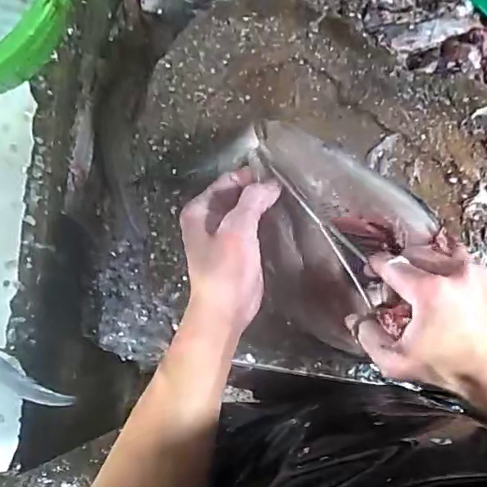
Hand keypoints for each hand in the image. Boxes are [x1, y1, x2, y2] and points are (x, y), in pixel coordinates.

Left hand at [179, 168, 280, 341]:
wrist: (224, 312)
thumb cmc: (226, 270)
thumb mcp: (238, 230)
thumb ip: (252, 202)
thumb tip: (271, 184)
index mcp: (199, 212)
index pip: (226, 182)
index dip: (249, 177)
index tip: (276, 175)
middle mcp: (206, 222)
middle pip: (234, 197)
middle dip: (257, 191)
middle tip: (286, 187)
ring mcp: (221, 239)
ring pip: (243, 214)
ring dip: (261, 208)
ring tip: (287, 201)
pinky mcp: (235, 254)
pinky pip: (250, 231)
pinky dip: (263, 225)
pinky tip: (281, 223)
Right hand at [351, 241, 486, 396]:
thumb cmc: (447, 366)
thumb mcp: (398, 362)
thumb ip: (370, 338)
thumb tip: (358, 320)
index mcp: (429, 290)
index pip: (393, 265)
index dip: (376, 266)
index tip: (370, 272)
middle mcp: (452, 272)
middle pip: (412, 254)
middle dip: (398, 267)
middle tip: (391, 287)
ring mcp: (470, 270)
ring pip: (434, 251)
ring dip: (418, 262)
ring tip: (413, 283)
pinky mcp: (481, 275)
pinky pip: (454, 255)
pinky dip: (440, 261)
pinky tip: (434, 280)